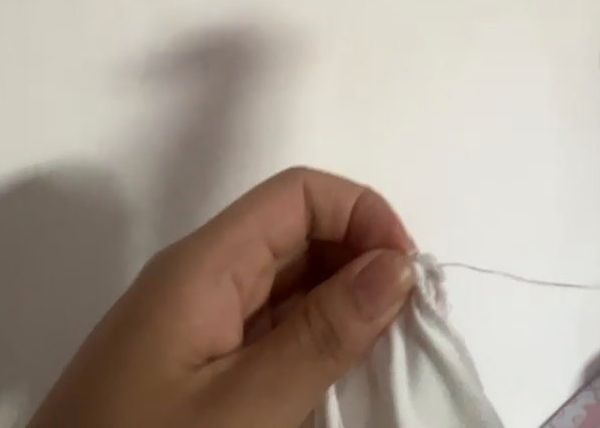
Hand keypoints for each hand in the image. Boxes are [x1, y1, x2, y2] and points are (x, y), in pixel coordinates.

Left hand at [28, 167, 416, 427]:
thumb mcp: (243, 412)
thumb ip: (324, 333)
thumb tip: (398, 263)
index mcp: (203, 266)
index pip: (299, 194)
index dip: (362, 214)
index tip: (405, 276)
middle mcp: (199, 280)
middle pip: (297, 232)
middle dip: (361, 260)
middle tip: (408, 325)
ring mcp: (193, 327)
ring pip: (288, 283)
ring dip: (343, 306)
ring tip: (386, 356)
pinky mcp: (192, 372)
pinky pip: (268, 332)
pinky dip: (313, 345)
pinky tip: (340, 382)